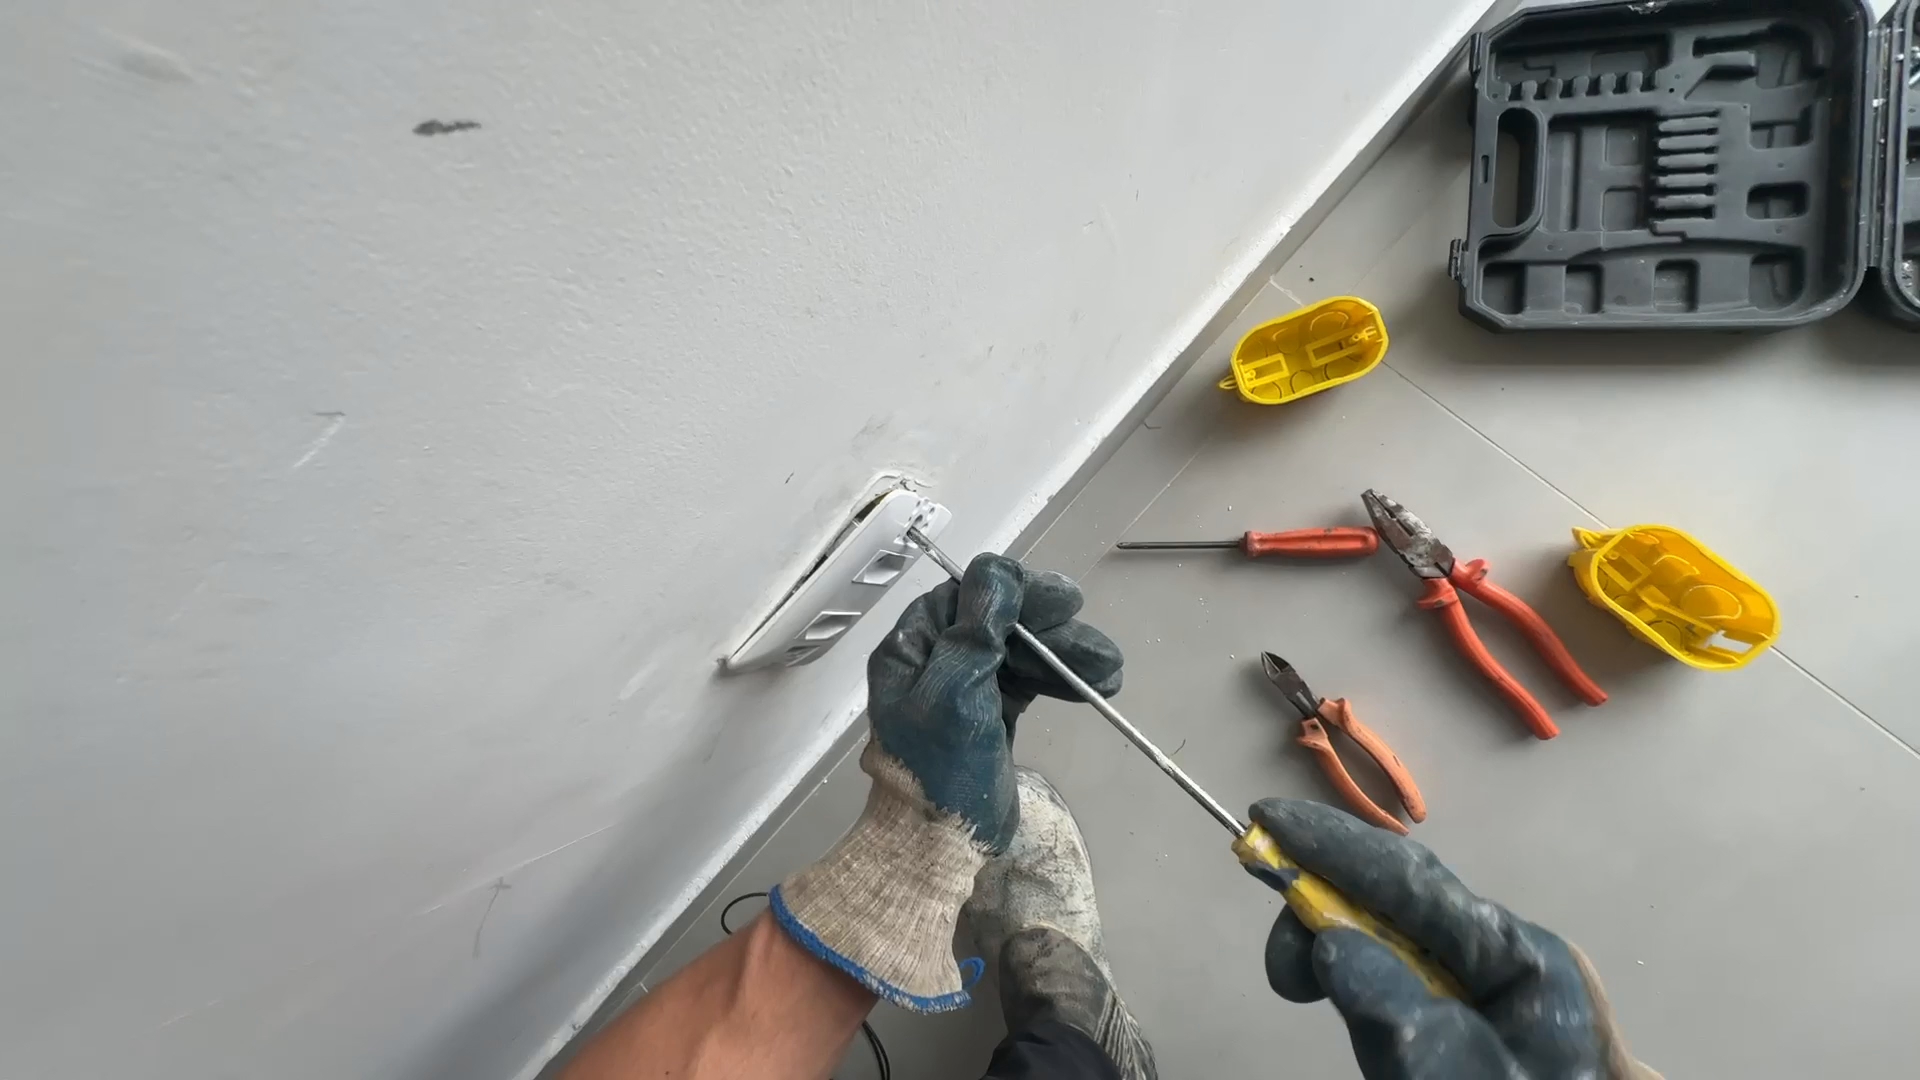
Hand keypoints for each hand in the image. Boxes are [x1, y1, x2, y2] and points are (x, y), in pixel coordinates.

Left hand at [772, 553, 1120, 1011]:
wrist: (937, 848)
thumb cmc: (940, 771)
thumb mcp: (955, 694)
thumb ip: (975, 630)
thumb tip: (997, 570)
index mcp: (913, 647)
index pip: (967, 597)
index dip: (1015, 593)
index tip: (1061, 602)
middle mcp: (936, 657)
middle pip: (1000, 622)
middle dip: (1050, 631)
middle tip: (1097, 643)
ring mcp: (963, 683)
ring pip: (1019, 650)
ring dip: (1065, 655)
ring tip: (1111, 669)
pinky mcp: (989, 709)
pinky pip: (1026, 678)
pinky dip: (1058, 677)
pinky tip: (1094, 682)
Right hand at [1248, 798, 1658, 1079]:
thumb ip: (1396, 1015)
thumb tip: (1327, 942)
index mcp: (1521, 957)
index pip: (1409, 877)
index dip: (1332, 842)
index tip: (1264, 817)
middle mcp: (1504, 948)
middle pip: (1394, 890)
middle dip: (1319, 889)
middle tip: (1263, 917)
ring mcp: (1489, 976)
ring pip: (1387, 924)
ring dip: (1329, 935)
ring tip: (1290, 978)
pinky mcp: (1467, 1004)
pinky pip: (1393, 960)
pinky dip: (1349, 964)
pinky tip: (1329, 985)